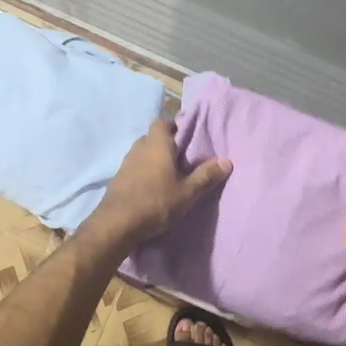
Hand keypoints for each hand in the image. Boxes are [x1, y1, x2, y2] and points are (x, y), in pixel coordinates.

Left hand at [81, 119, 231, 247]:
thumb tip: (227, 161)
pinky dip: (142, 173)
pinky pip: (133, 168)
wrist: (117, 223)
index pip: (162, 122)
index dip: (173, 126)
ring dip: (152, 160)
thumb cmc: (156, 202)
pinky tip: (151, 188)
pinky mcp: (117, 179)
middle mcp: (139, 148)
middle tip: (181, 159)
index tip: (186, 138)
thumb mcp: (187, 192)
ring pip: (141, 153)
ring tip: (167, 175)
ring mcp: (125, 163)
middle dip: (165, 145)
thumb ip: (206, 176)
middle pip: (152, 137)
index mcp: (156, 144)